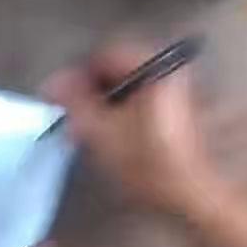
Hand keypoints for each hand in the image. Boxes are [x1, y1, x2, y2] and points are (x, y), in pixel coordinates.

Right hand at [42, 41, 222, 213]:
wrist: (190, 193)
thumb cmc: (146, 162)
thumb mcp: (100, 130)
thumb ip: (74, 100)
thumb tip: (56, 81)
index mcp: (159, 71)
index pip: (108, 54)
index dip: (78, 74)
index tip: (59, 97)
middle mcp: (175, 75)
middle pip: (120, 70)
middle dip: (90, 90)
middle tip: (69, 114)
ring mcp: (181, 94)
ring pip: (131, 88)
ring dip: (104, 103)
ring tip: (83, 130)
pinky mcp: (182, 113)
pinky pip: (144, 101)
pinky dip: (122, 112)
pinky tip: (106, 135)